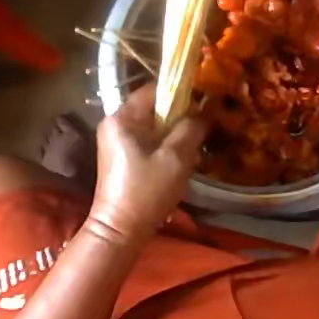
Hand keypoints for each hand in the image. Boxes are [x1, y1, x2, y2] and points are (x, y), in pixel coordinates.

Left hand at [88, 88, 206, 248]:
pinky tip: (179, 158)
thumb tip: (202, 111)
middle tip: (202, 125)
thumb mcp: (176, 158)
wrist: (120, 229)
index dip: (180, 91)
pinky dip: (163, 144)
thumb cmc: (147, 190)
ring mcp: (115, 139)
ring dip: (173, 132)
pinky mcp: (120, 155)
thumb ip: (190, 128)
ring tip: (194, 143)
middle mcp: (114, 122)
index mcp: (121, 117)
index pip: (153, 89)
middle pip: (152, 107)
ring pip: (151, 125)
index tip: (204, 99)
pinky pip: (146, 139)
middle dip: (179, 115)